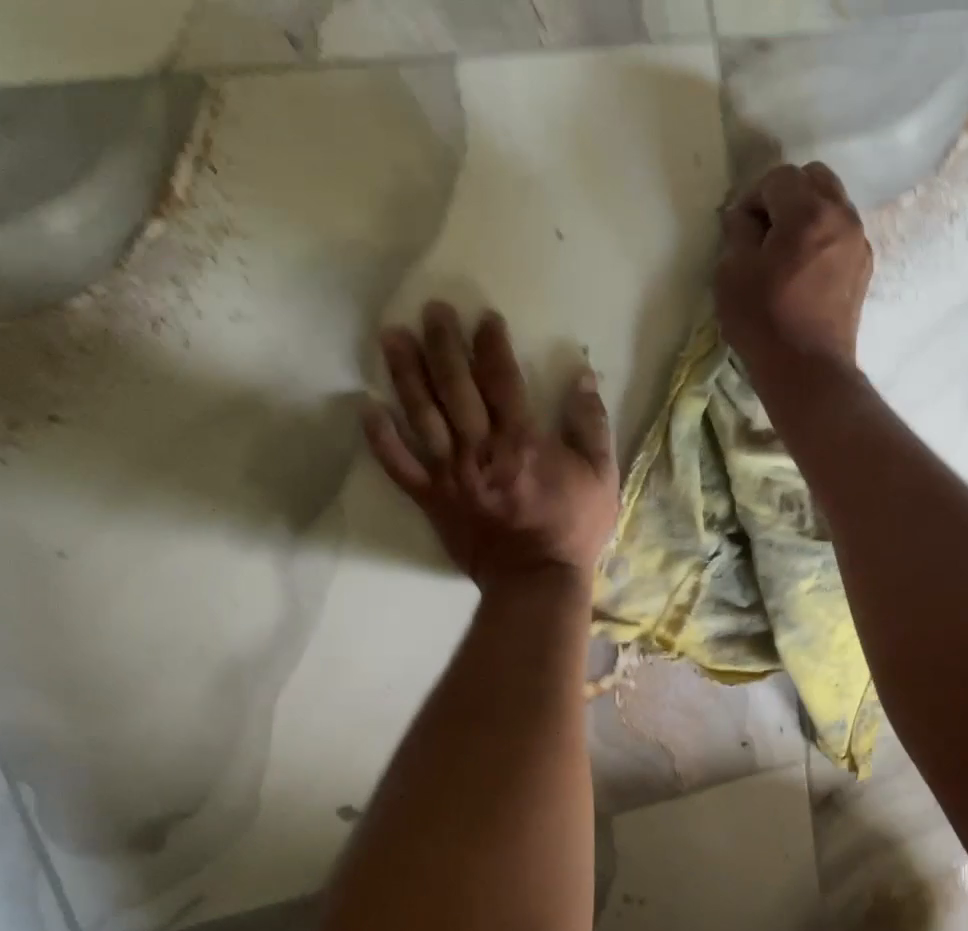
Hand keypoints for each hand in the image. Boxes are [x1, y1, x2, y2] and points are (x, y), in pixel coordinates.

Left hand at [363, 302, 618, 588]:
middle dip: (442, 345)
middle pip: (455, 387)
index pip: (502, 380)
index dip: (491, 345)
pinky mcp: (432, 500)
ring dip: (405, 374)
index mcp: (521, 440)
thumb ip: (591, 425)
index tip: (483, 317)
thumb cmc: (573, 528)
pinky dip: (381, 438)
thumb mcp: (601, 475)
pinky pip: (399, 466)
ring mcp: (450, 474)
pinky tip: (367, 407)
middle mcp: (479, 449)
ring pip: (422, 416)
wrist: (537, 581)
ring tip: (391, 338)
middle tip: (430, 311)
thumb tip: (583, 377)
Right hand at [714, 162, 873, 377]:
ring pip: (833, 203)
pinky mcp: (864, 268)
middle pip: (815, 178)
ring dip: (807, 214)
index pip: (779, 178)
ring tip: (785, 250)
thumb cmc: (764, 320)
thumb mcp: (732, 272)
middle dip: (786, 195)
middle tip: (764, 231)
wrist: (808, 370)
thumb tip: (745, 217)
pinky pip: (842, 233)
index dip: (753, 198)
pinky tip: (804, 268)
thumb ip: (738, 232)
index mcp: (809, 213)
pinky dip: (823, 236)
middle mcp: (842, 218)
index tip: (740, 229)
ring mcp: (859, 243)